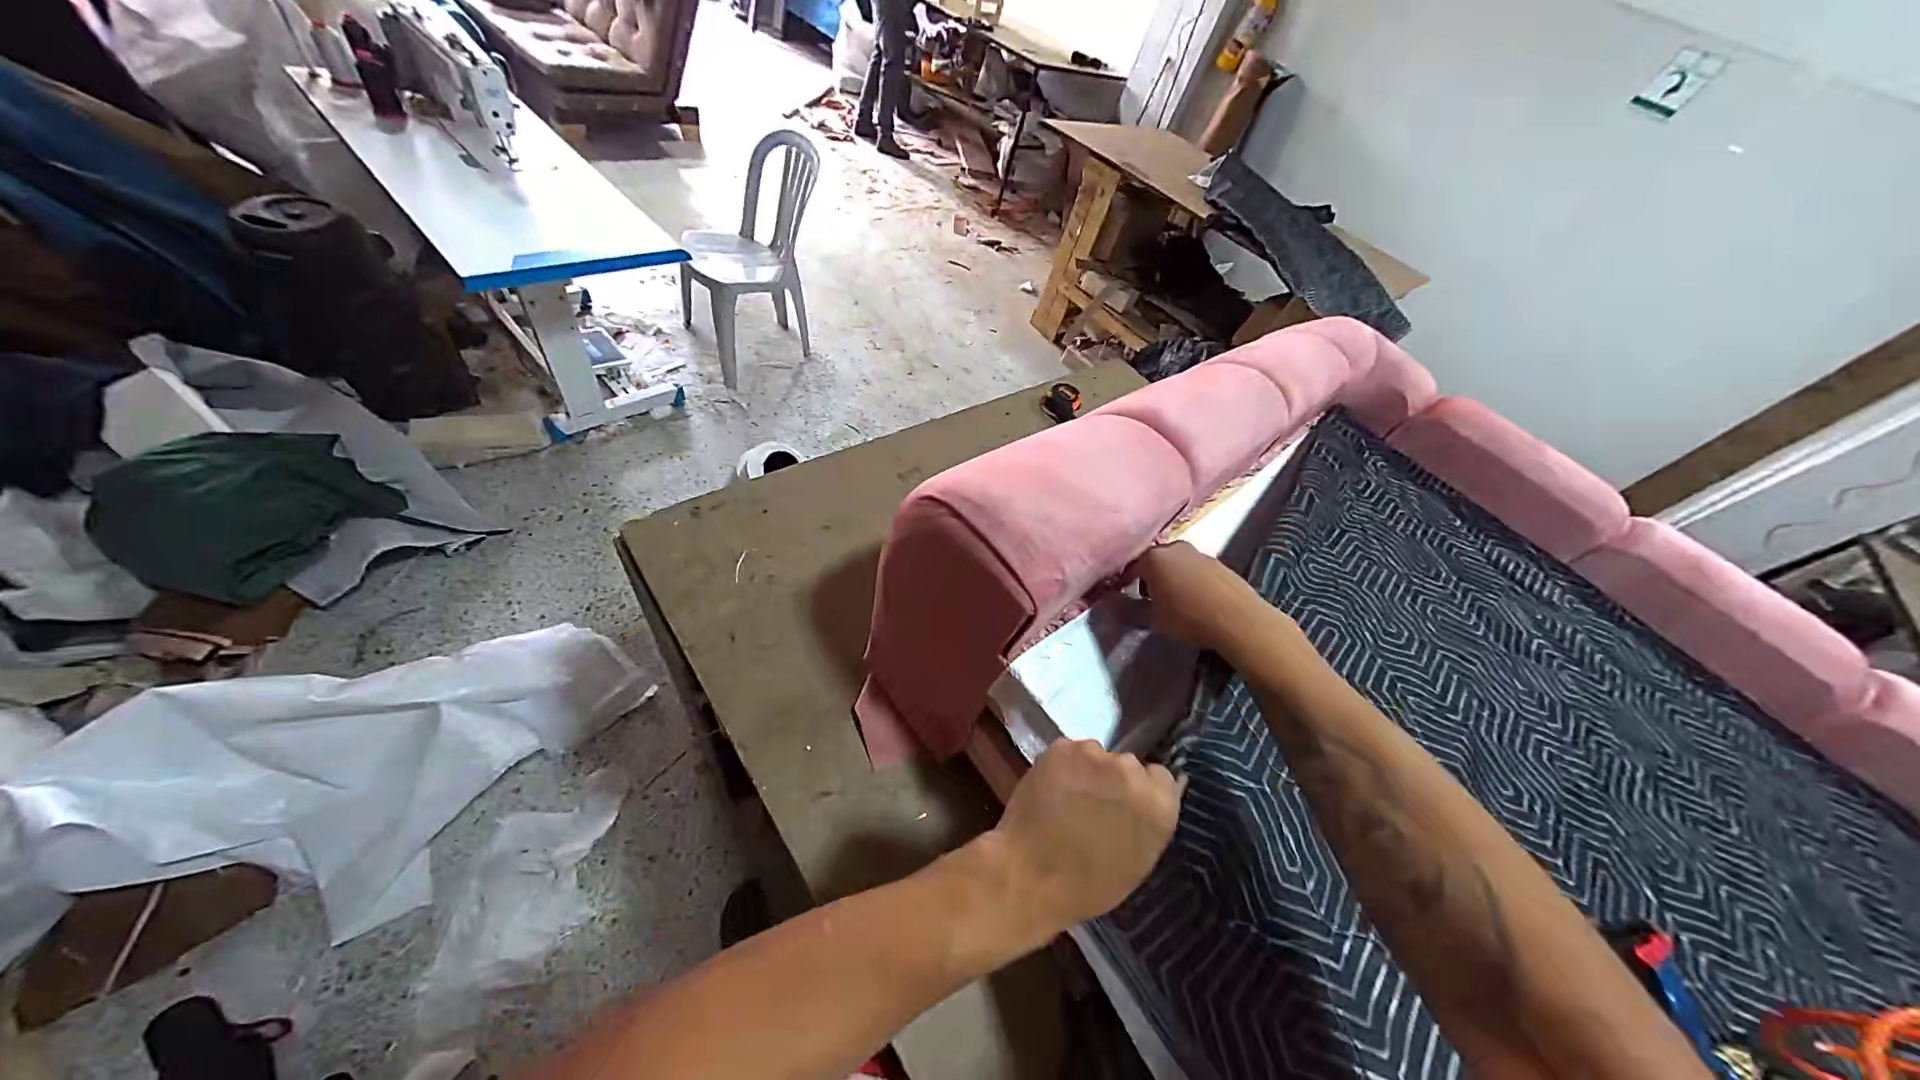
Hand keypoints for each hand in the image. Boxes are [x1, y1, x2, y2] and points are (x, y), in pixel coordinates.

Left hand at [990, 739, 1180, 929]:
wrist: (1032, 875)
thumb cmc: (1089, 883)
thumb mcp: (1138, 859)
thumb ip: (1148, 820)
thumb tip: (1145, 800)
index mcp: (1158, 803)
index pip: (1159, 777)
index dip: (1140, 791)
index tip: (1124, 806)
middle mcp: (1130, 771)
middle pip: (1127, 764)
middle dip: (1113, 780)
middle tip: (1094, 805)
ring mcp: (1093, 755)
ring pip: (1095, 755)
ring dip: (1086, 771)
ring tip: (1067, 799)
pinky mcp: (1060, 748)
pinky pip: (1067, 753)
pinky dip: (1060, 767)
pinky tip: (1049, 790)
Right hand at [1128, 541, 1275, 654]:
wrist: (1238, 619)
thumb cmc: (1188, 617)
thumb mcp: (1153, 619)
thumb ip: (1130, 610)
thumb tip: (1112, 605)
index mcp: (1153, 557)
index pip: (1129, 567)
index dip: (1123, 582)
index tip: (1121, 596)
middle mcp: (1175, 548)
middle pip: (1154, 561)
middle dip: (1148, 578)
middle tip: (1148, 600)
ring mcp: (1199, 553)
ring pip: (1175, 564)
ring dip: (1170, 578)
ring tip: (1172, 602)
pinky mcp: (1219, 563)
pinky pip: (1194, 569)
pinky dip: (1189, 580)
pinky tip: (1194, 600)